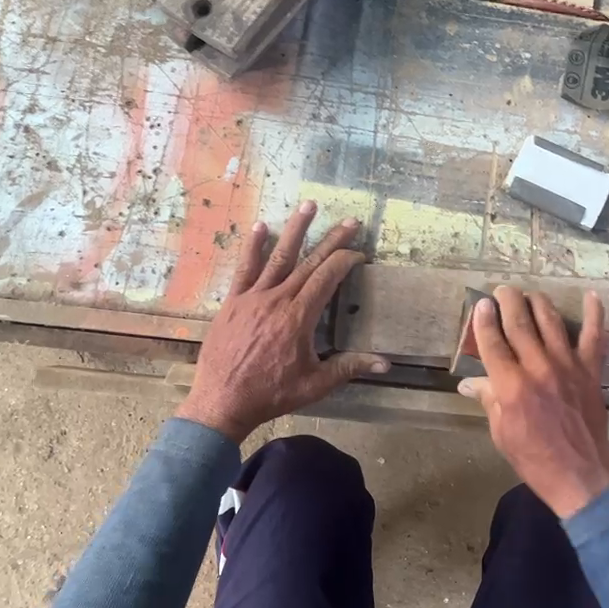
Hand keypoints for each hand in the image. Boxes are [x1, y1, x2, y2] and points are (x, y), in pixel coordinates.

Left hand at [176, 202, 387, 439]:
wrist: (222, 402)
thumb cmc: (272, 394)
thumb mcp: (316, 384)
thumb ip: (350, 368)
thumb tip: (385, 364)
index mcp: (299, 316)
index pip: (328, 276)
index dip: (346, 261)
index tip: (359, 255)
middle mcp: (278, 299)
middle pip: (310, 261)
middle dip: (332, 239)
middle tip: (350, 220)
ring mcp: (253, 297)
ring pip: (278, 256)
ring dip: (296, 229)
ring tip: (308, 205)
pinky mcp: (233, 302)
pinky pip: (244, 269)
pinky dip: (252, 247)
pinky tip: (260, 227)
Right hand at [458, 287, 608, 518]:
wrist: (580, 476)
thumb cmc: (534, 458)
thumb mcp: (501, 433)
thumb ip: (489, 400)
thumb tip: (470, 382)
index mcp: (511, 386)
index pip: (492, 342)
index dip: (484, 319)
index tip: (481, 304)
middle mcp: (537, 368)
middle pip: (520, 322)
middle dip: (508, 300)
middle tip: (503, 291)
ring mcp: (567, 366)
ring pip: (551, 321)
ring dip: (538, 301)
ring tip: (530, 294)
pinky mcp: (590, 370)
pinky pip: (594, 336)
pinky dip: (594, 314)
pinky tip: (591, 296)